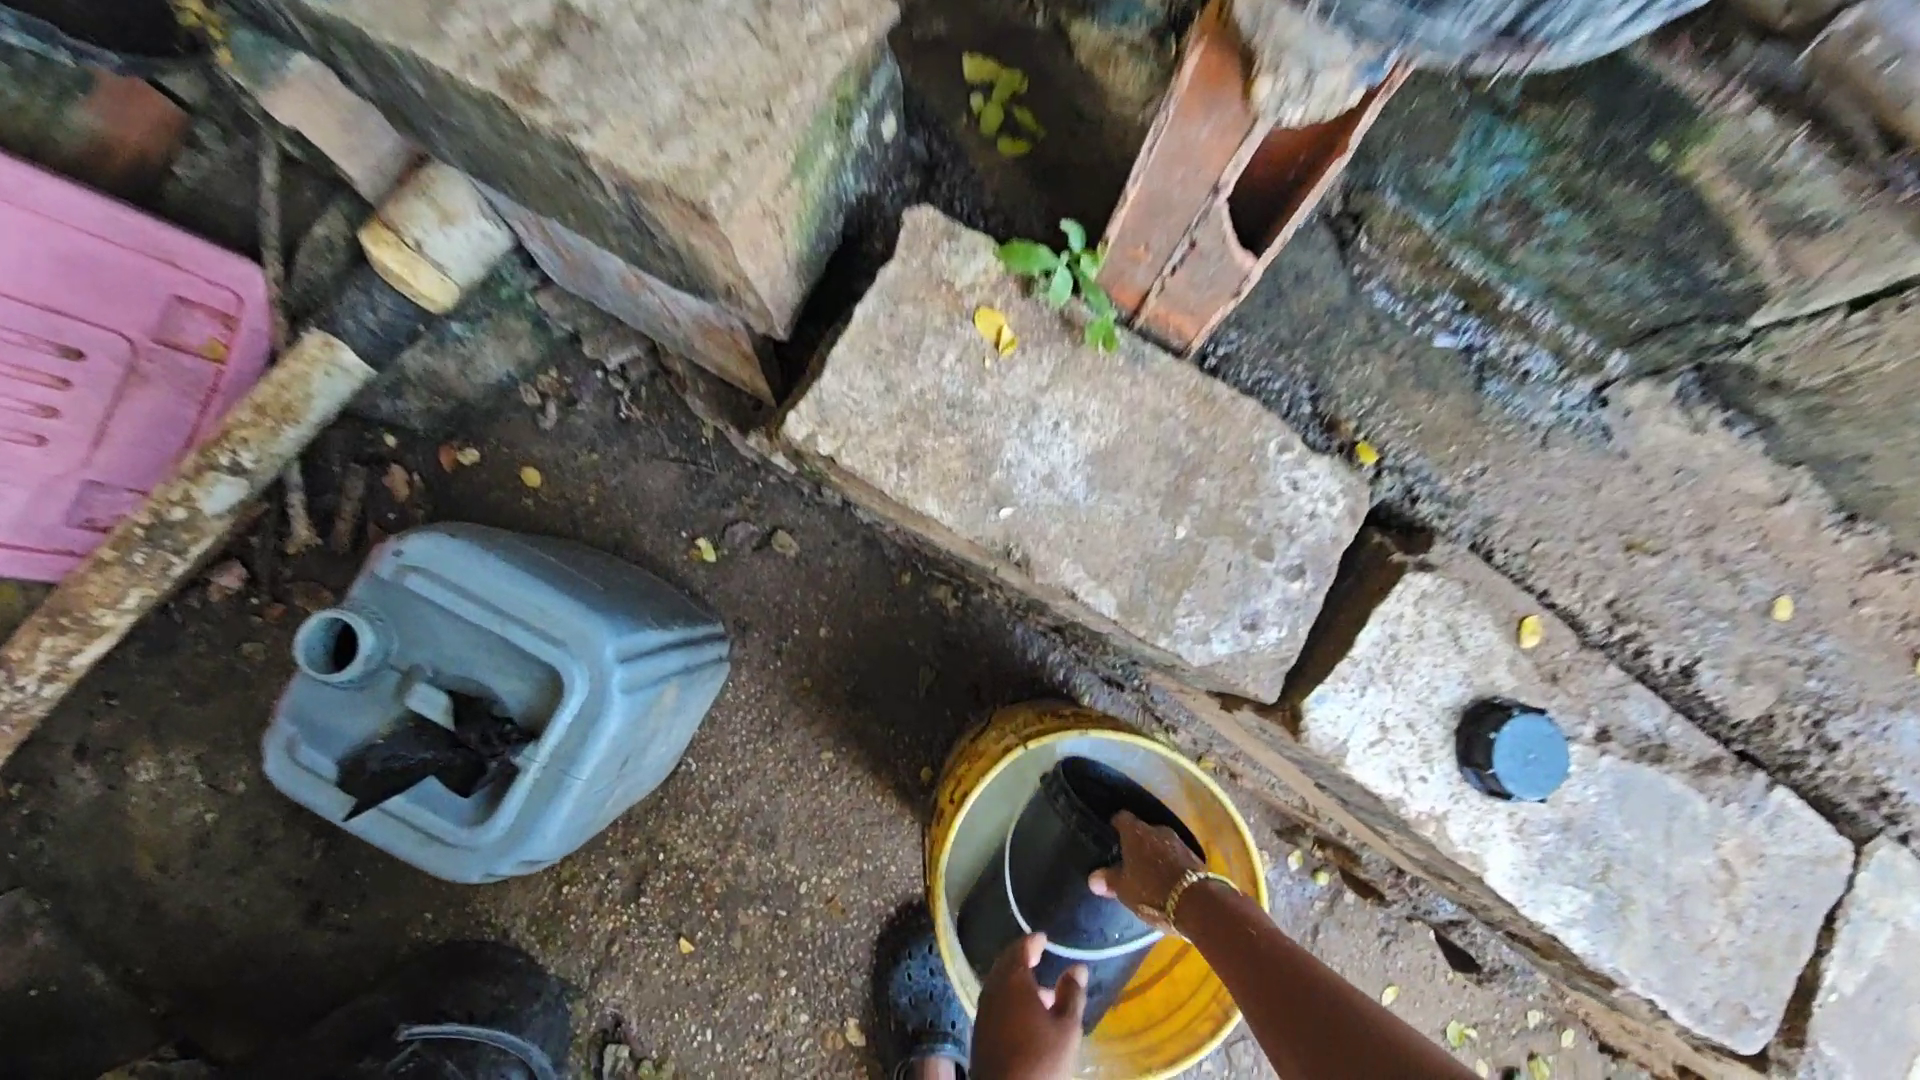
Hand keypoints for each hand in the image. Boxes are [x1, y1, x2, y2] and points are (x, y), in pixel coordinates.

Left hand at [971, 934, 1086, 1079]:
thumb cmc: (1041, 1060)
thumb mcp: (1066, 1028)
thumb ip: (1072, 994)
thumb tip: (1077, 968)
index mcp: (1012, 981)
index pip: (1020, 949)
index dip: (1032, 941)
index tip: (1043, 938)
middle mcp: (992, 989)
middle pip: (1006, 964)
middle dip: (1022, 958)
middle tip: (1039, 958)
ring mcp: (983, 1010)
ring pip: (999, 984)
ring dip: (1017, 981)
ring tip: (1042, 994)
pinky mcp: (980, 1030)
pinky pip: (995, 1001)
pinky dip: (1009, 997)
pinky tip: (1026, 1016)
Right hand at [1087, 810, 1204, 930]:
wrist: (1199, 904)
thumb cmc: (1152, 891)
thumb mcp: (1124, 889)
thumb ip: (1108, 880)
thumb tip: (1093, 878)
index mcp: (1136, 832)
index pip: (1121, 818)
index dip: (1114, 826)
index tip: (1110, 837)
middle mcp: (1158, 830)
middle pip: (1143, 831)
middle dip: (1136, 844)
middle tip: (1128, 861)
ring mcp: (1179, 843)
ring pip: (1161, 844)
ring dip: (1155, 855)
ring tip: (1148, 872)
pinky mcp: (1195, 858)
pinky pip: (1176, 857)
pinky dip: (1170, 865)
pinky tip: (1167, 880)